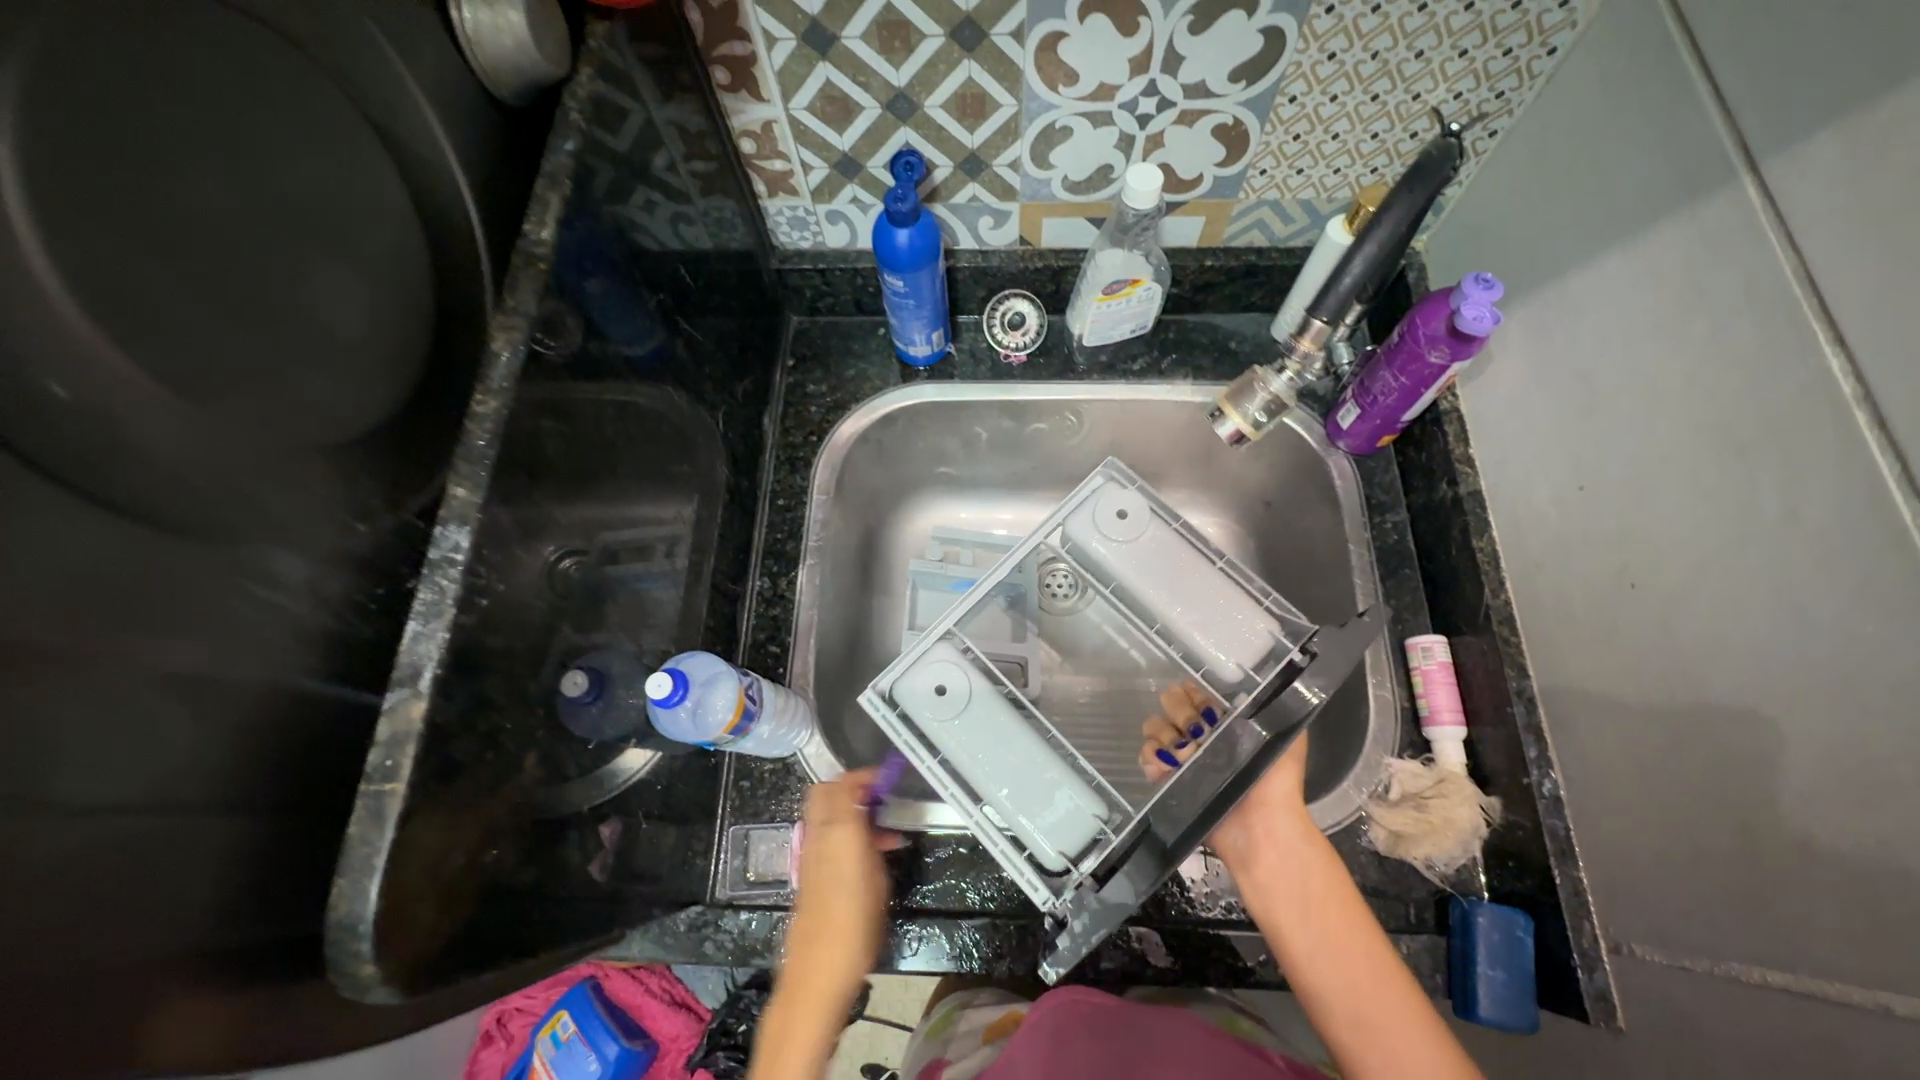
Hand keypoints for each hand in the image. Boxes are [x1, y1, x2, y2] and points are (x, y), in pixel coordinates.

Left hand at [782, 768, 903, 1007]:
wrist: (817, 970)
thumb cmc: (856, 926)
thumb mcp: (877, 880)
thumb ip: (874, 843)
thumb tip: (874, 823)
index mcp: (839, 832)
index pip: (845, 785)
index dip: (866, 777)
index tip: (888, 781)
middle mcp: (817, 836)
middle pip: (825, 791)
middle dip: (851, 788)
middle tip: (880, 800)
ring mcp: (807, 853)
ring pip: (822, 812)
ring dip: (848, 811)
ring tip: (884, 833)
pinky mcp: (806, 871)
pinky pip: (822, 835)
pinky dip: (841, 832)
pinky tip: (867, 856)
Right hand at [1138, 682, 1313, 868]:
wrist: (1261, 825)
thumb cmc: (1276, 779)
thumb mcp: (1288, 737)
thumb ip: (1275, 709)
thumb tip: (1263, 687)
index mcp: (1223, 719)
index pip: (1193, 690)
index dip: (1195, 694)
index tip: (1208, 710)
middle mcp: (1199, 733)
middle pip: (1169, 702)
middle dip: (1180, 713)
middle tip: (1199, 734)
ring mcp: (1180, 756)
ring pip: (1153, 727)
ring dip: (1165, 736)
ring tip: (1184, 757)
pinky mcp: (1167, 780)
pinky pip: (1146, 758)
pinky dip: (1152, 760)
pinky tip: (1167, 769)